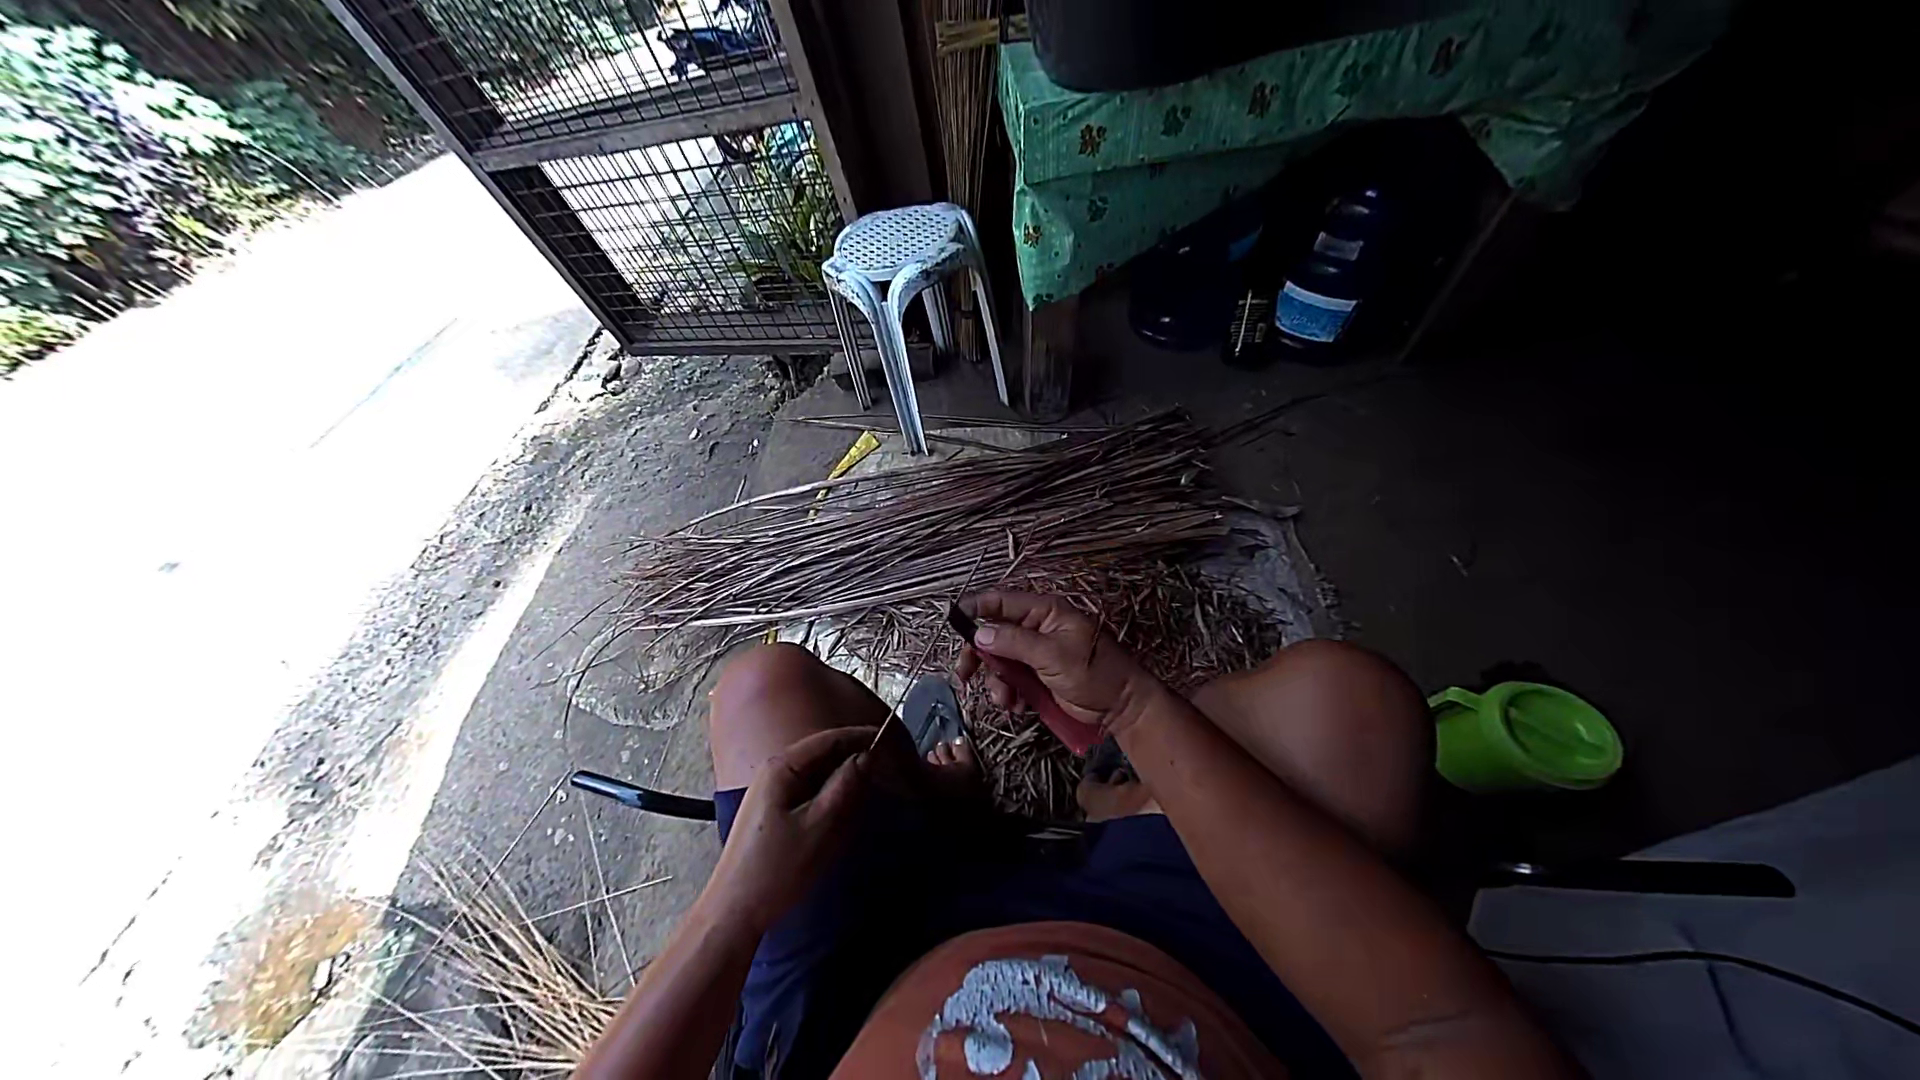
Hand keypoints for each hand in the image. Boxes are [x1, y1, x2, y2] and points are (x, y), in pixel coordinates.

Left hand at [704, 726, 870, 931]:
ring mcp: (773, 791)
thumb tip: (867, 755)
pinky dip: (832, 792)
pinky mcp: (775, 810)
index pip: (829, 739)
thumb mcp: (818, 826)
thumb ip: (844, 786)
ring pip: (818, 773)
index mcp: (781, 767)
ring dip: (844, 775)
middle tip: (887, 765)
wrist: (735, 912)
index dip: (860, 736)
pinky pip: (810, 790)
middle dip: (854, 756)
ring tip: (873, 784)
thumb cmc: (775, 869)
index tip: (889, 738)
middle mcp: (775, 771)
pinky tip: (846, 806)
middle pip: (823, 753)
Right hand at [955, 591, 1162, 733]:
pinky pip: (1010, 679)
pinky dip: (1008, 693)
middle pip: (993, 634)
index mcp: (1044, 612)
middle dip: (979, 656)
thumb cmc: (1096, 672)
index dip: (975, 609)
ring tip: (1005, 700)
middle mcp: (1036, 628)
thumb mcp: (1053, 655)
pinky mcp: (1037, 675)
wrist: (1122, 706)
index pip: (1002, 602)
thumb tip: (979, 633)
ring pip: (999, 661)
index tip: (953, 621)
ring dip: (996, 681)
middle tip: (964, 675)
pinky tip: (1016, 706)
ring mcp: (1036, 653)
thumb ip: (1014, 643)